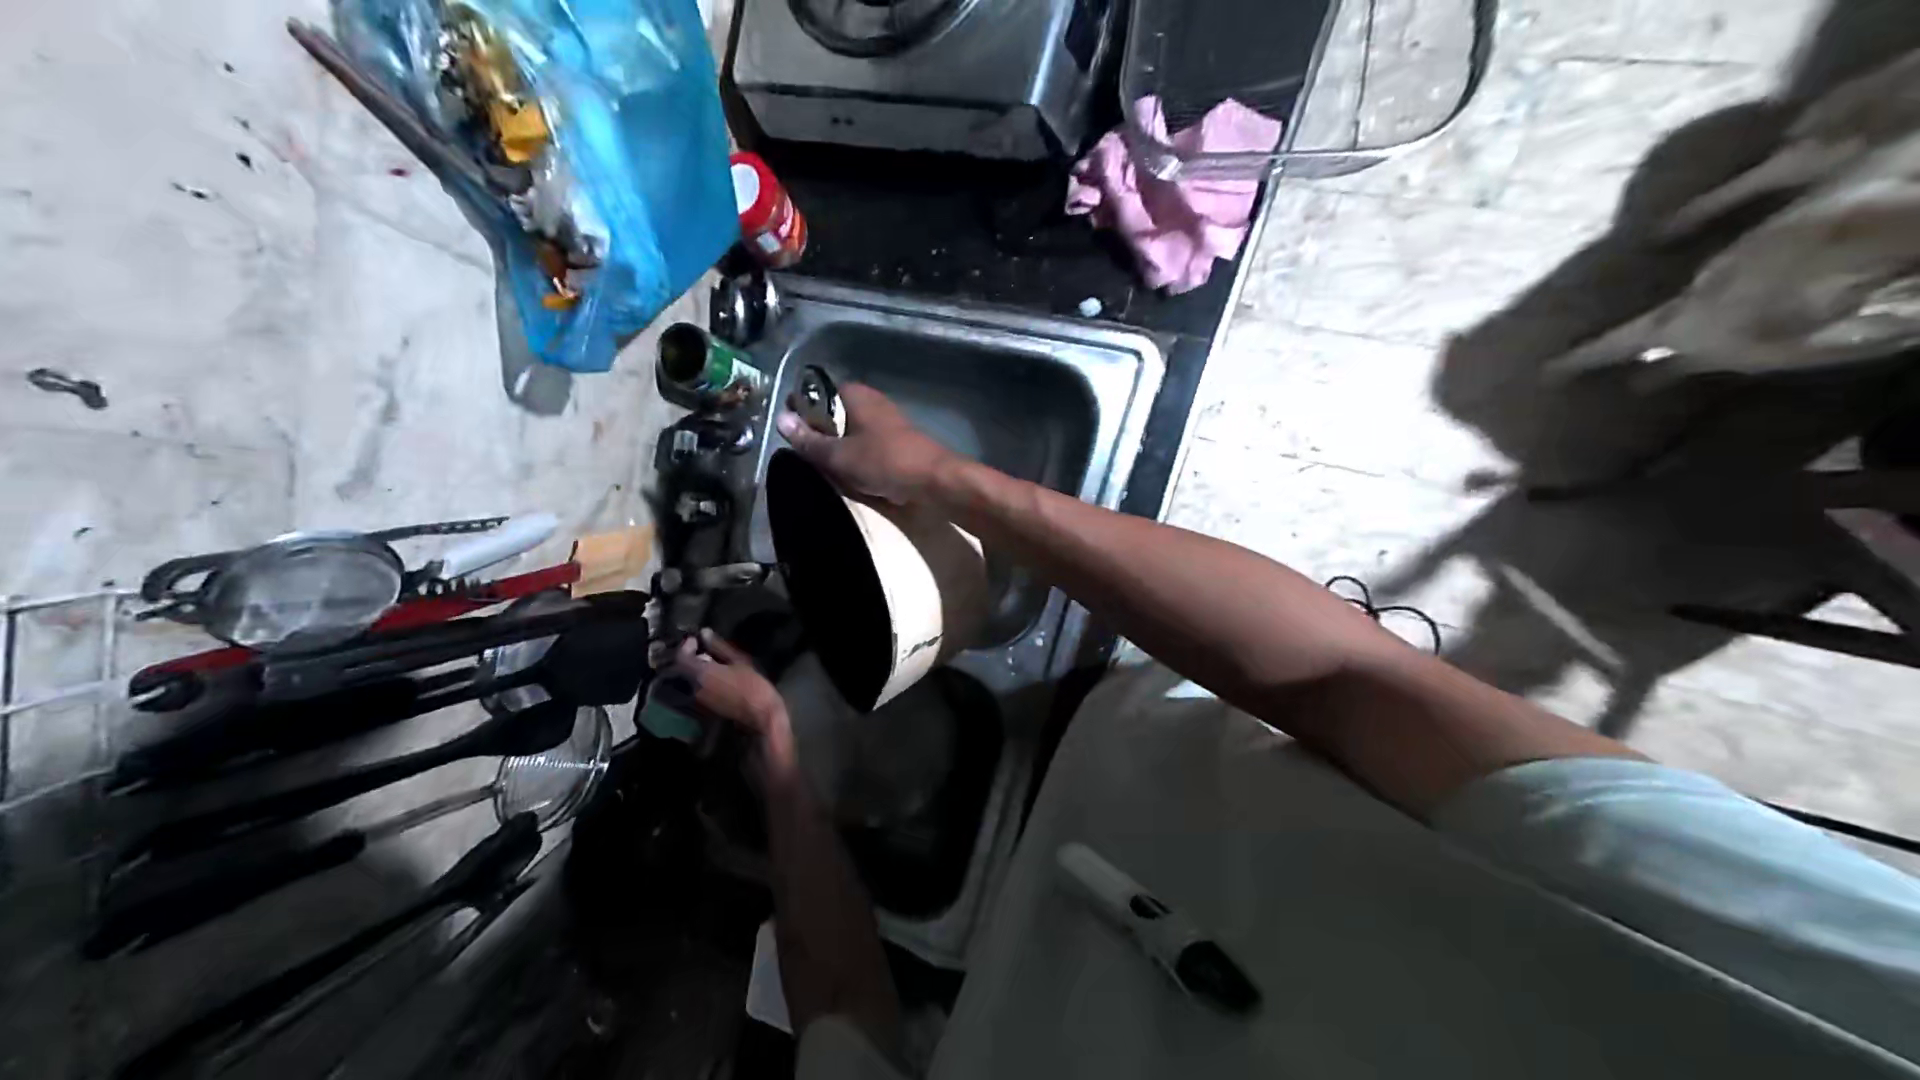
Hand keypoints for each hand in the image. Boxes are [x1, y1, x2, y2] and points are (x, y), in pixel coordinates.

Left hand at [666, 629, 788, 739]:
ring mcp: (696, 699)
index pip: (681, 656)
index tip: (696, 639)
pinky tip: (712, 677)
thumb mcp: (739, 661)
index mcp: (700, 673)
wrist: (758, 715)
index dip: (686, 645)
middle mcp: (692, 687)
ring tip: (708, 662)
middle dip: (688, 657)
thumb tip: (704, 633)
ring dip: (692, 669)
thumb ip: (719, 647)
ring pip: (686, 679)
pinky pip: (692, 689)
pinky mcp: (702, 708)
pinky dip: (697, 679)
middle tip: (701, 650)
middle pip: (680, 669)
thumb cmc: (752, 685)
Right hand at [775, 382, 958, 504]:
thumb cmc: (882, 461)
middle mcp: (870, 400)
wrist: (932, 479)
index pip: (816, 393)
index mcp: (854, 394)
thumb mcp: (838, 455)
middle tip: (809, 457)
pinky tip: (854, 475)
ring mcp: (886, 419)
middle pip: (833, 413)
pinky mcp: (897, 439)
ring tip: (830, 469)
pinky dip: (857, 456)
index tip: (791, 433)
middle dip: (820, 434)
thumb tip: (781, 419)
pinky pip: (867, 444)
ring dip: (839, 448)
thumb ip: (808, 440)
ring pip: (850, 431)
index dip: (801, 410)